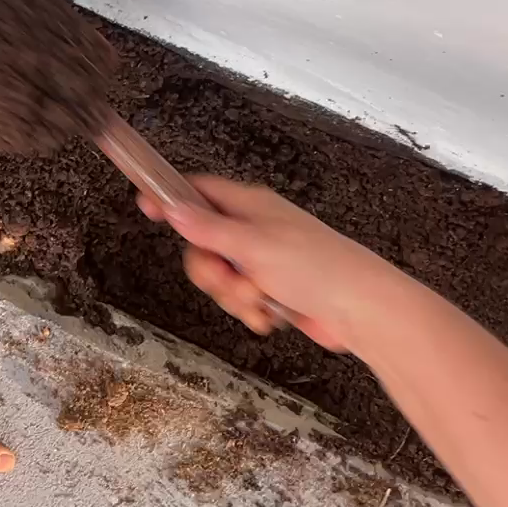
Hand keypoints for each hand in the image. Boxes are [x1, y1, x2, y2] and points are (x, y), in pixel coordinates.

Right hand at [137, 176, 426, 352]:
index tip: (146, 206)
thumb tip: (171, 205)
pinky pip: (238, 297)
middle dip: (210, 270)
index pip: (198, 191)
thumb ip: (207, 228)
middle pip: (200, 243)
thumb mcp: (252, 244)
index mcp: (248, 206)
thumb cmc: (316, 267)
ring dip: (232, 295)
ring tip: (258, 300)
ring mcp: (260, 260)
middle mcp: (251, 229)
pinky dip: (248, 309)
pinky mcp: (269, 288)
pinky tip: (267, 315)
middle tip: (229, 280)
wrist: (362, 311)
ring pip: (218, 275)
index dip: (171, 199)